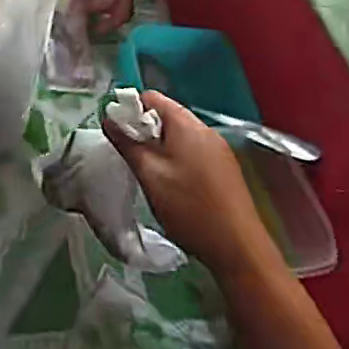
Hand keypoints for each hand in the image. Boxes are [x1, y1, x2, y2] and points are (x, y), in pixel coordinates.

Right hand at [103, 90, 278, 275]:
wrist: (240, 251)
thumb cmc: (189, 207)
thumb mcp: (149, 174)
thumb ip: (126, 142)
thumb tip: (108, 118)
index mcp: (187, 125)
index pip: (151, 97)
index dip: (129, 108)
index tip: (117, 131)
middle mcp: (206, 131)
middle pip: (166, 115)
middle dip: (144, 129)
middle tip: (131, 154)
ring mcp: (219, 151)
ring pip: (180, 135)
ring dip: (160, 145)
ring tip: (149, 171)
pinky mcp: (226, 170)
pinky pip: (194, 151)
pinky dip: (177, 158)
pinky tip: (172, 183)